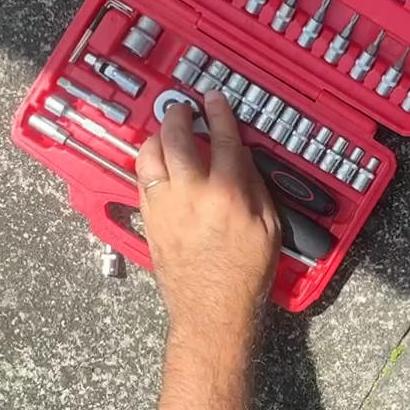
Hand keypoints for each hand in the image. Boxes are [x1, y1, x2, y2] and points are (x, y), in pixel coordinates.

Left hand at [135, 93, 280, 409]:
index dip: (219, 113)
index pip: (223, 138)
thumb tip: (241, 157)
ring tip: (165, 130)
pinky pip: (141, 179)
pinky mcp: (148, 219)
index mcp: (228, 193)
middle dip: (179, 115)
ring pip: (150, 155)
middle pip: (178, 138)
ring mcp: (164, 206)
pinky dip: (148, 162)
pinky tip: (156, 161)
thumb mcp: (269, 227)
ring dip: (157, 136)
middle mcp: (192, 193)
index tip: (214, 99)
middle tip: (184, 107)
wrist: (211, 310)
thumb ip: (255, 186)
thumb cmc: (244, 274)